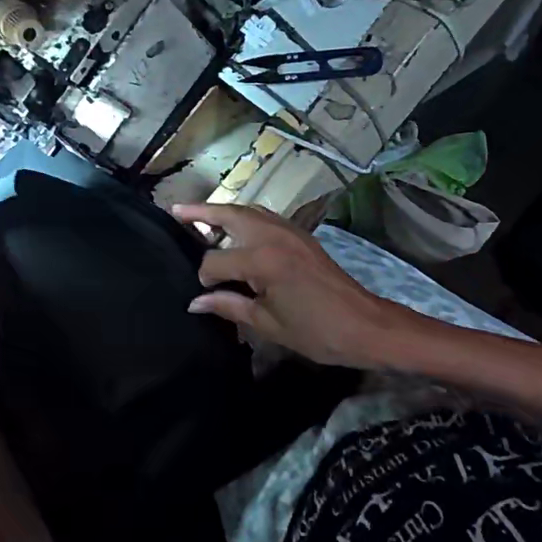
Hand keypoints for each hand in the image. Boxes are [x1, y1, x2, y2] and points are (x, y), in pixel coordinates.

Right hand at [172, 202, 396, 367]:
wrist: (365, 325)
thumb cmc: (316, 331)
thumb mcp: (267, 324)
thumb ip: (228, 306)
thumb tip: (195, 302)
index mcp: (263, 260)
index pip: (216, 260)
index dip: (205, 277)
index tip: (205, 294)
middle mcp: (273, 236)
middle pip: (228, 215)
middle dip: (200, 213)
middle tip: (175, 210)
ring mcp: (288, 230)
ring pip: (247, 209)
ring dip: (222, 211)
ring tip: (198, 214)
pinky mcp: (299, 234)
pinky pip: (264, 215)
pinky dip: (244, 215)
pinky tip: (235, 226)